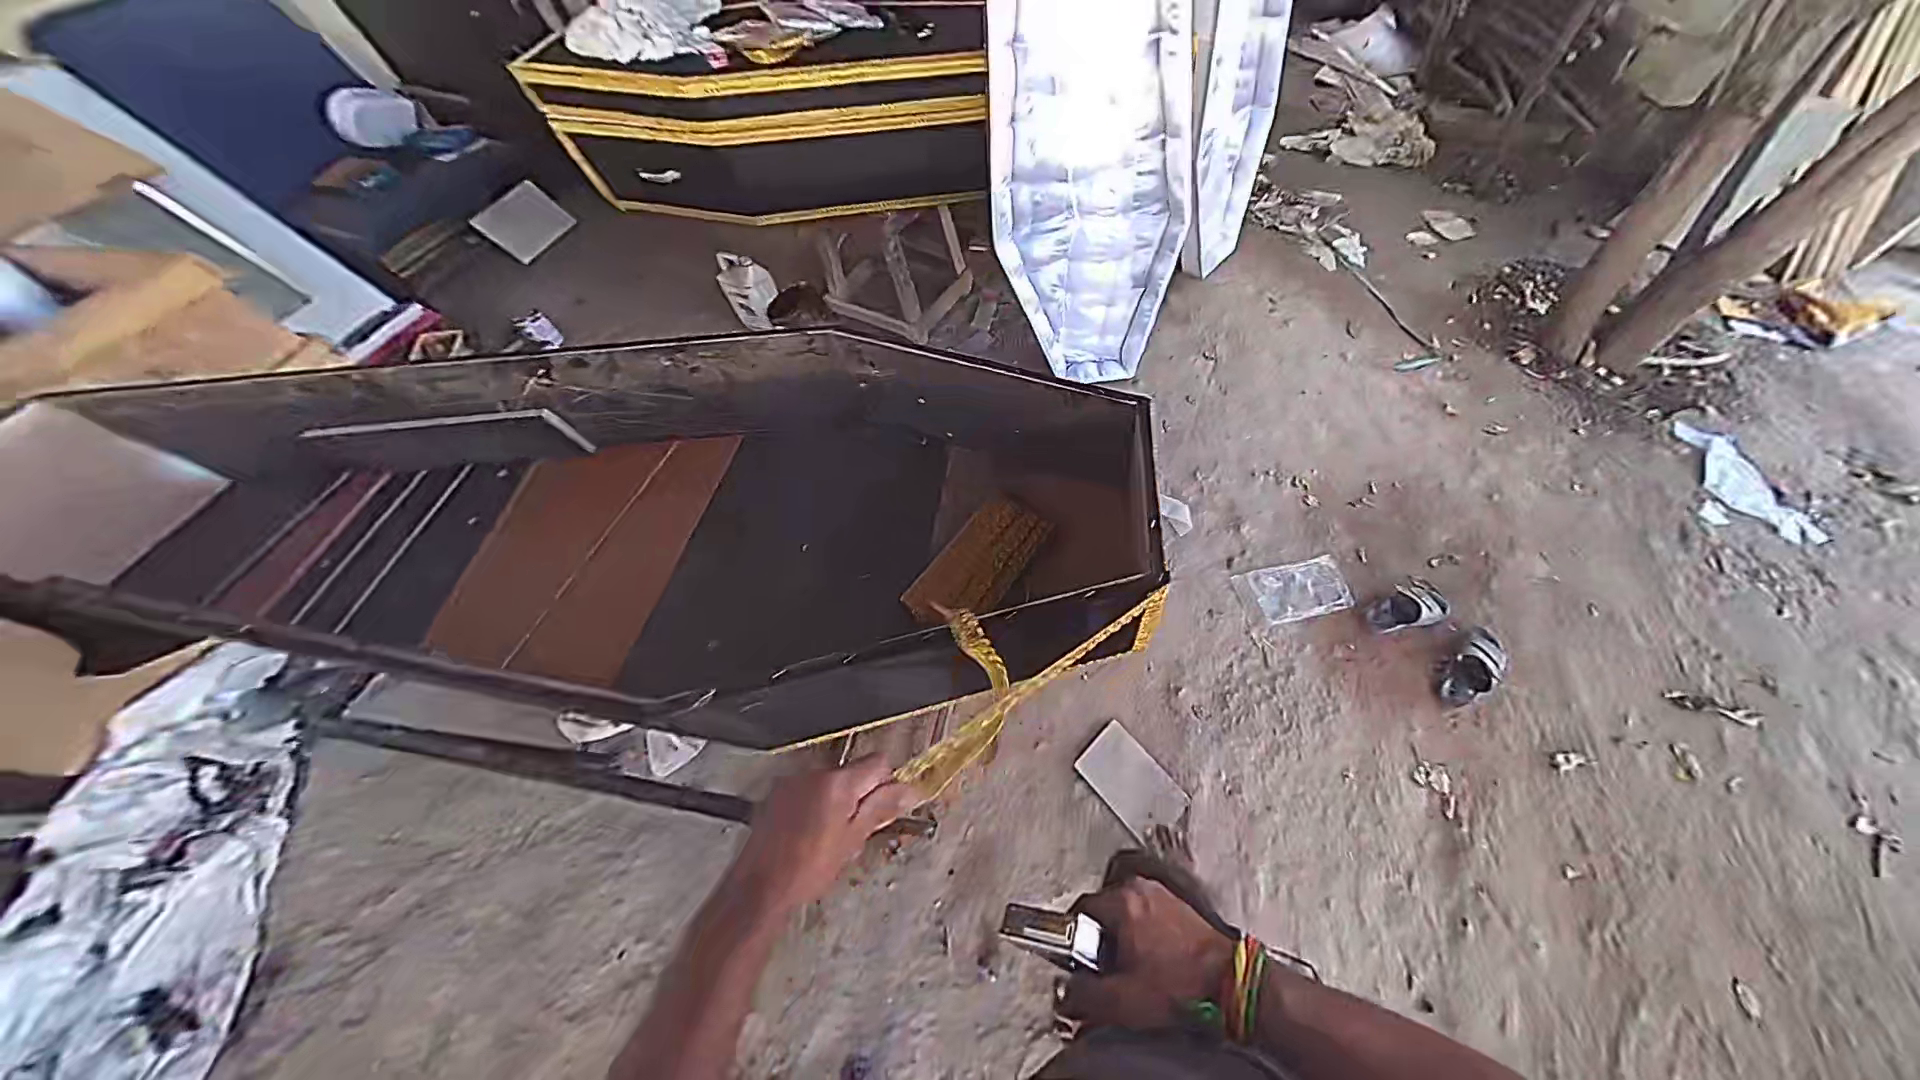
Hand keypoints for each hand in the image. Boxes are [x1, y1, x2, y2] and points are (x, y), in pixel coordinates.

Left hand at [726, 755, 918, 917]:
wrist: (759, 887)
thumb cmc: (805, 870)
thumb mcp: (853, 841)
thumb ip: (882, 808)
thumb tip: (907, 791)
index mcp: (838, 783)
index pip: (878, 762)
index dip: (886, 783)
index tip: (885, 804)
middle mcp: (815, 773)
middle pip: (853, 771)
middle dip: (860, 795)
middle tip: (855, 830)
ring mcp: (793, 781)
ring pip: (830, 782)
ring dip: (836, 800)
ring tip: (828, 836)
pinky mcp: (777, 792)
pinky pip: (807, 789)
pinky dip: (814, 803)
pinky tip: (808, 833)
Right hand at [1058, 877, 1235, 1030]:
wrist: (1232, 986)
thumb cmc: (1185, 987)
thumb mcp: (1123, 1000)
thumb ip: (1084, 994)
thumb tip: (1066, 992)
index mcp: (1122, 899)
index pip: (1079, 911)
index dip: (1076, 942)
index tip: (1081, 963)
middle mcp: (1141, 888)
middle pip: (1103, 913)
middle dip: (1101, 944)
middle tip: (1110, 973)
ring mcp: (1162, 895)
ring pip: (1126, 916)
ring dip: (1124, 941)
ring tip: (1136, 971)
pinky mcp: (1179, 906)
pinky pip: (1148, 918)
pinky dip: (1145, 938)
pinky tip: (1155, 965)